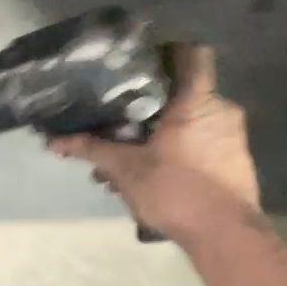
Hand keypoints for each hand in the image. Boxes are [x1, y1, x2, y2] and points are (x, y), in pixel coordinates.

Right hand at [49, 43, 260, 242]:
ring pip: (186, 123)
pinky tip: (146, 175)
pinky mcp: (233, 160)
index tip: (138, 64)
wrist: (223, 233)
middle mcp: (220, 111)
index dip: (167, 52)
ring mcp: (231, 136)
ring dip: (154, 138)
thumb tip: (54, 141)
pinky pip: (198, 143)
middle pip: (180, 96)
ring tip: (122, 161)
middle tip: (115, 124)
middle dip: (146, 110)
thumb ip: (92, 149)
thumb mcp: (124, 168)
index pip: (192, 56)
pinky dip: (172, 152)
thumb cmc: (175, 188)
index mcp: (197, 102)